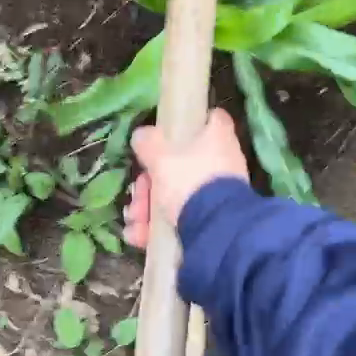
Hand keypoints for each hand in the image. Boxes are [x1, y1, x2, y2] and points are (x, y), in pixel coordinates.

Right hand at [123, 109, 247, 247]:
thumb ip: (148, 143)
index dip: (184, 125)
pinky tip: (137, 236)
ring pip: (175, 194)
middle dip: (149, 185)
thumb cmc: (189, 180)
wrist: (215, 227)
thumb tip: (142, 135)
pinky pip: (181, 217)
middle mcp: (222, 161)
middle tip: (137, 198)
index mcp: (217, 136)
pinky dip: (158, 227)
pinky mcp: (212, 218)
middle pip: (178, 165)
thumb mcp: (161, 157)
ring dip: (147, 209)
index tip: (163, 137)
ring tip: (134, 222)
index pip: (207, 119)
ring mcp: (217, 191)